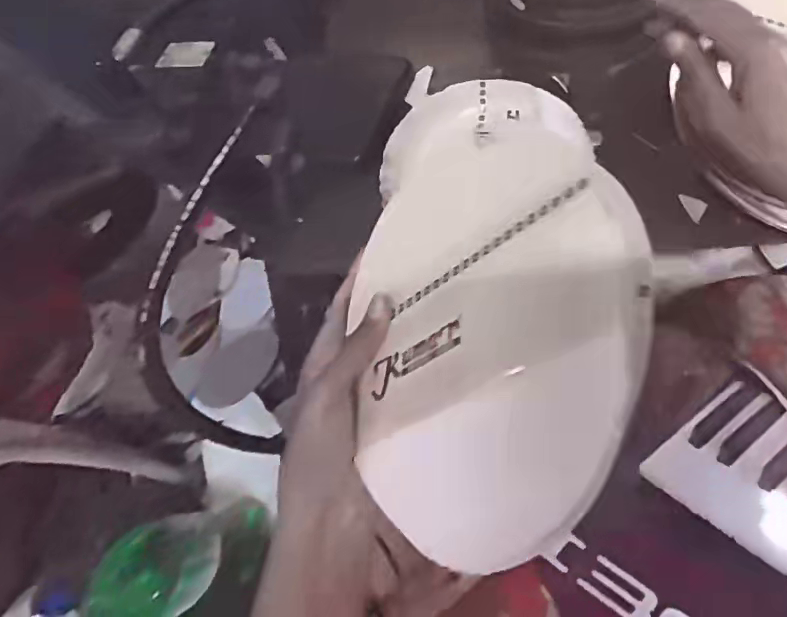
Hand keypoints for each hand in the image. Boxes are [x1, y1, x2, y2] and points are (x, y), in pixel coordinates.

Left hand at [257, 265, 473, 616]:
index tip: (385, 244)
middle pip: (381, 330)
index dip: (359, 278)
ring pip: (409, 355)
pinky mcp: (410, 426)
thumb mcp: (323, 401)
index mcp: (326, 369)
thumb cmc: (317, 464)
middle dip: (404, 300)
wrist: (334, 542)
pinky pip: (428, 388)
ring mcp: (385, 403)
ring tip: (462, 297)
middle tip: (440, 267)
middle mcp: (357, 379)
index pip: (341, 312)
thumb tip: (382, 299)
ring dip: (429, 331)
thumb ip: (351, 353)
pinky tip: (469, 350)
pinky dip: (443, 367)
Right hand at [643, 0, 786, 213]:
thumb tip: (672, 36)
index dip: (672, 2)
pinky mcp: (785, 64)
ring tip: (671, 28)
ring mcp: (782, 51)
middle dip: (685, 7)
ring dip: (702, 19)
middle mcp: (771, 41)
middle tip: (652, 12)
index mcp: (753, 50)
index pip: (705, 14)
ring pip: (736, 20)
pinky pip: (746, 33)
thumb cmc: (762, 152)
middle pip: (722, 10)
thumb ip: (693, 73)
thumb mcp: (717, 118)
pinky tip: (705, 46)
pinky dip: (719, 31)